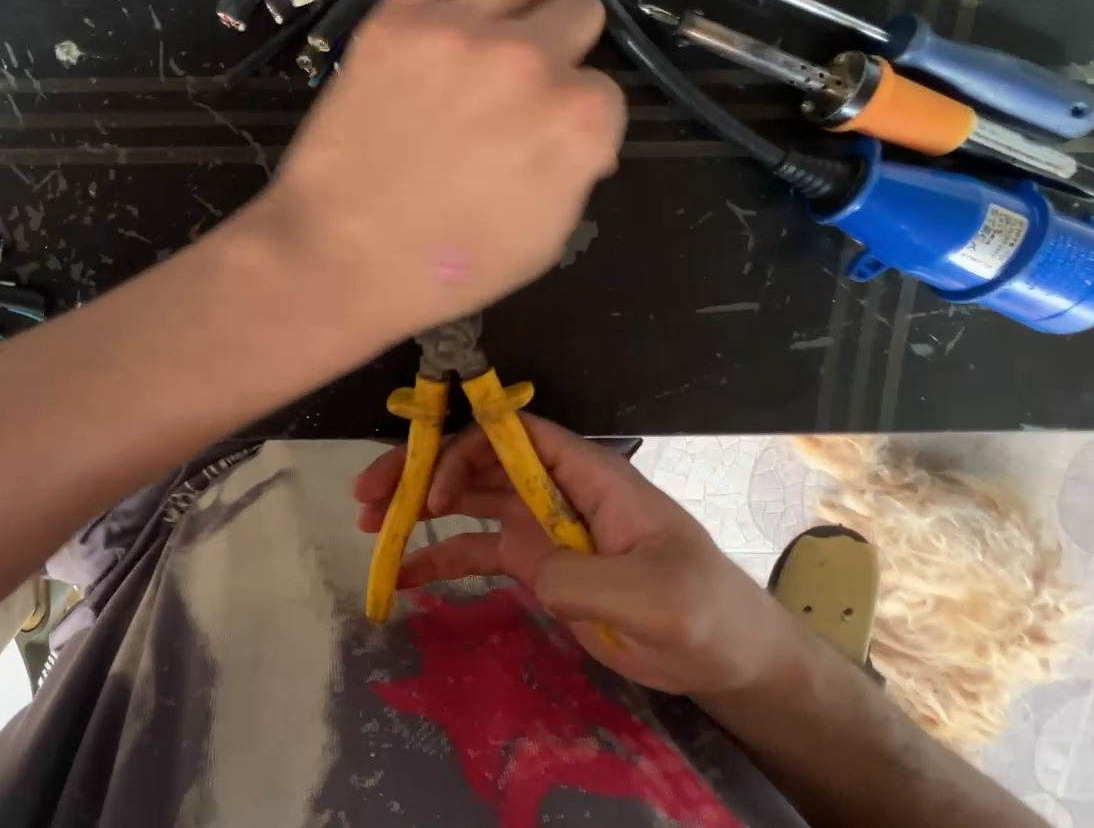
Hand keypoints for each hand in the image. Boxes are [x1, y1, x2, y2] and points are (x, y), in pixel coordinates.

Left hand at [250, 0, 625, 338]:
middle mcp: (530, 60)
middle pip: (576, 7)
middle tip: (516, 75)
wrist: (336, 258)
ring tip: (497, 13)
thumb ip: (575, 171)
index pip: (602, 84)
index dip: (570, 110)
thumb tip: (581, 134)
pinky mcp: (397, 19)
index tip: (537, 129)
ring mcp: (461, 31)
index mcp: (578, 120)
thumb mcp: (542, 242)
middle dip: (556, 42)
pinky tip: (443, 5)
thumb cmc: (441, 271)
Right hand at [352, 413, 804, 696]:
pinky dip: (436, 558)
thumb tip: (522, 566)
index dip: (465, 447)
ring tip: (369, 525)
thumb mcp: (654, 594)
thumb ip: (583, 576)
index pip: (514, 435)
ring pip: (464, 501)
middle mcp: (552, 490)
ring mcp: (538, 526)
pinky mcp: (532, 564)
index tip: (430, 488)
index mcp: (585, 474)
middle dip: (419, 471)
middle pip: (474, 461)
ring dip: (415, 507)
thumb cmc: (703, 610)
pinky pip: (474, 552)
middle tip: (368, 496)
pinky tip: (402, 575)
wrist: (725, 657)